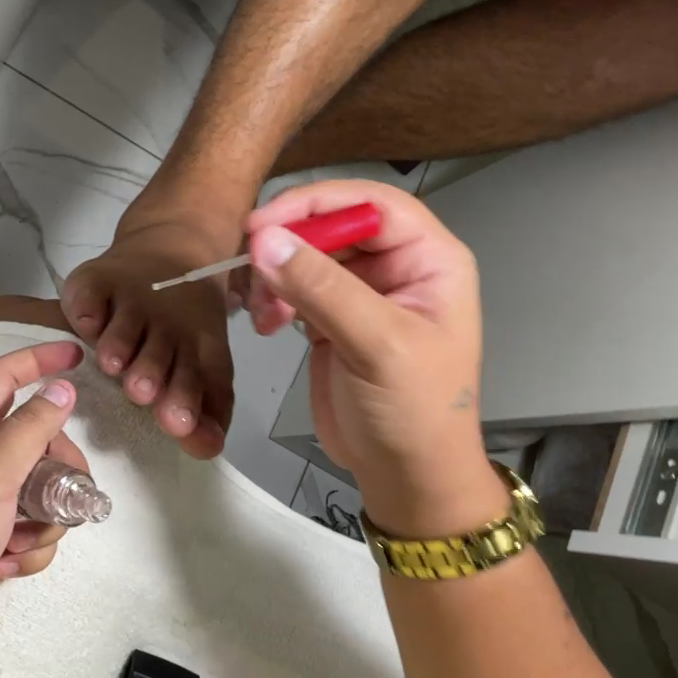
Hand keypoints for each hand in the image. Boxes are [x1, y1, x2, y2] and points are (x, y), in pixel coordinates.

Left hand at [0, 341, 90, 648]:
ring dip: (45, 522)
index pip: (4, 378)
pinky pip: (39, 532)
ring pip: (50, 492)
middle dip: (62, 472)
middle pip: (44, 442)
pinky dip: (31, 551)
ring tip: (18, 542)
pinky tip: (5, 566)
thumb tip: (63, 389)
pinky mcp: (2, 537)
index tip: (77, 355)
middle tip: (65, 495)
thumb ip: (29, 429)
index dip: (38, 360)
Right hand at [60, 188, 242, 459]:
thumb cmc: (179, 327)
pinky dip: (88, 308)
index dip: (186, 399)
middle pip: (157, 353)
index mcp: (194, 350)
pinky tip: (87, 322)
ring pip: (125, 325)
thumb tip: (208, 449)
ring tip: (112, 364)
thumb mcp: (203, 367)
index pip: (195, 375)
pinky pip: (91, 295)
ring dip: (120, 343)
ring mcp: (130, 302)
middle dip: (151, 372)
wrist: (166, 254)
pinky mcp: (97, 282)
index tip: (177, 424)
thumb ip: (204, 413)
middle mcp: (163, 327)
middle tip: (142, 391)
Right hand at [245, 180, 506, 537]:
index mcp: (429, 259)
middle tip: (248, 265)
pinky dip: (273, 298)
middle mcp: (397, 268)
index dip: (316, 204)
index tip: (265, 223)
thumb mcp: (376, 344)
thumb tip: (265, 241)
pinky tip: (265, 322)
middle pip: (334, 226)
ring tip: (259, 309)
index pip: (371, 203)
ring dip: (276, 275)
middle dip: (289, 244)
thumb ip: (322, 288)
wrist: (404, 474)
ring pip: (308, 257)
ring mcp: (363, 295)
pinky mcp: (332, 321)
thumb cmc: (414, 411)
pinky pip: (296, 289)